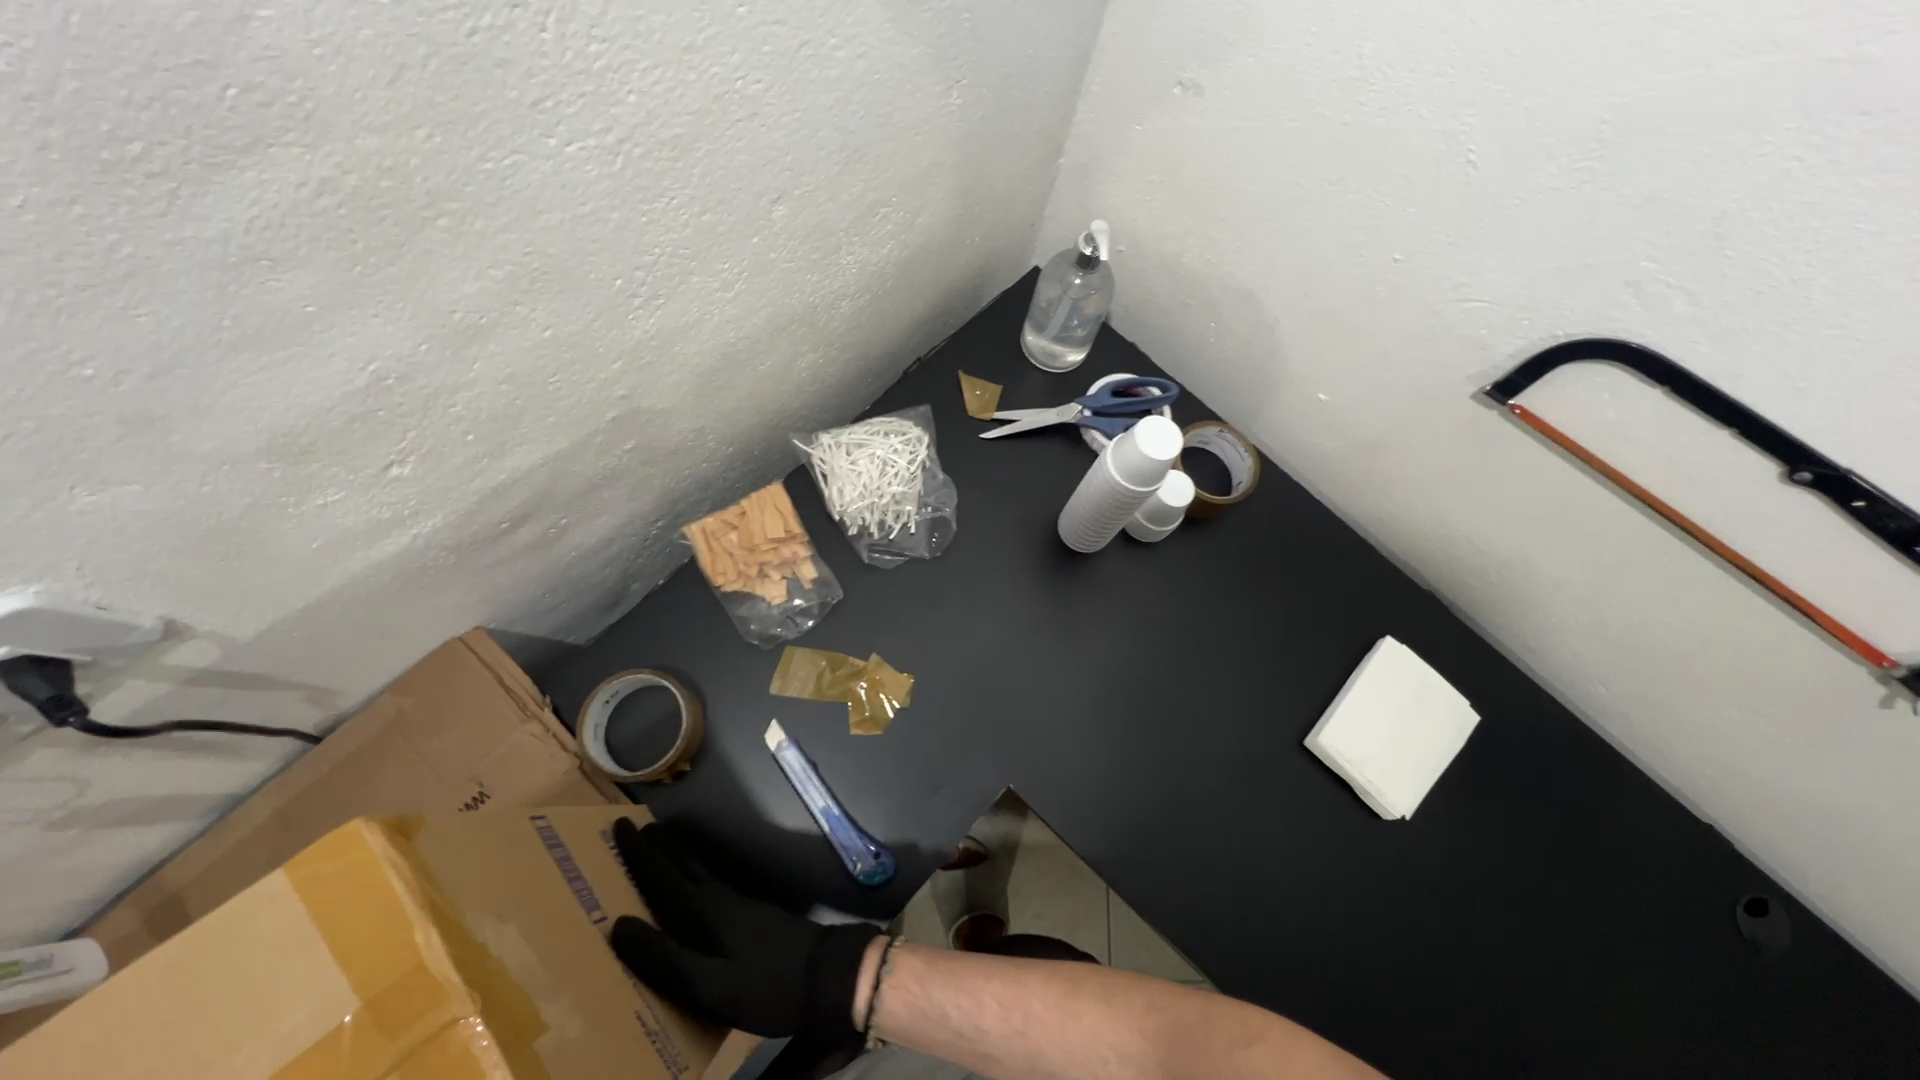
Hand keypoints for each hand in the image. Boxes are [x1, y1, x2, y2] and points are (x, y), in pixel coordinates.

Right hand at [609, 818, 882, 1038]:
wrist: (830, 978)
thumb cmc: (767, 986)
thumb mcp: (710, 985)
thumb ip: (665, 958)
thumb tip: (618, 925)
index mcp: (707, 914)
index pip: (664, 879)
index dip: (640, 856)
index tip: (621, 826)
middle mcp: (723, 901)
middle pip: (685, 868)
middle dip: (659, 849)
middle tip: (637, 825)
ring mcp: (744, 907)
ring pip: (701, 873)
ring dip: (679, 857)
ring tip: (663, 843)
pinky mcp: (758, 918)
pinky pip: (714, 885)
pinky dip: (698, 875)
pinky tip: (701, 885)